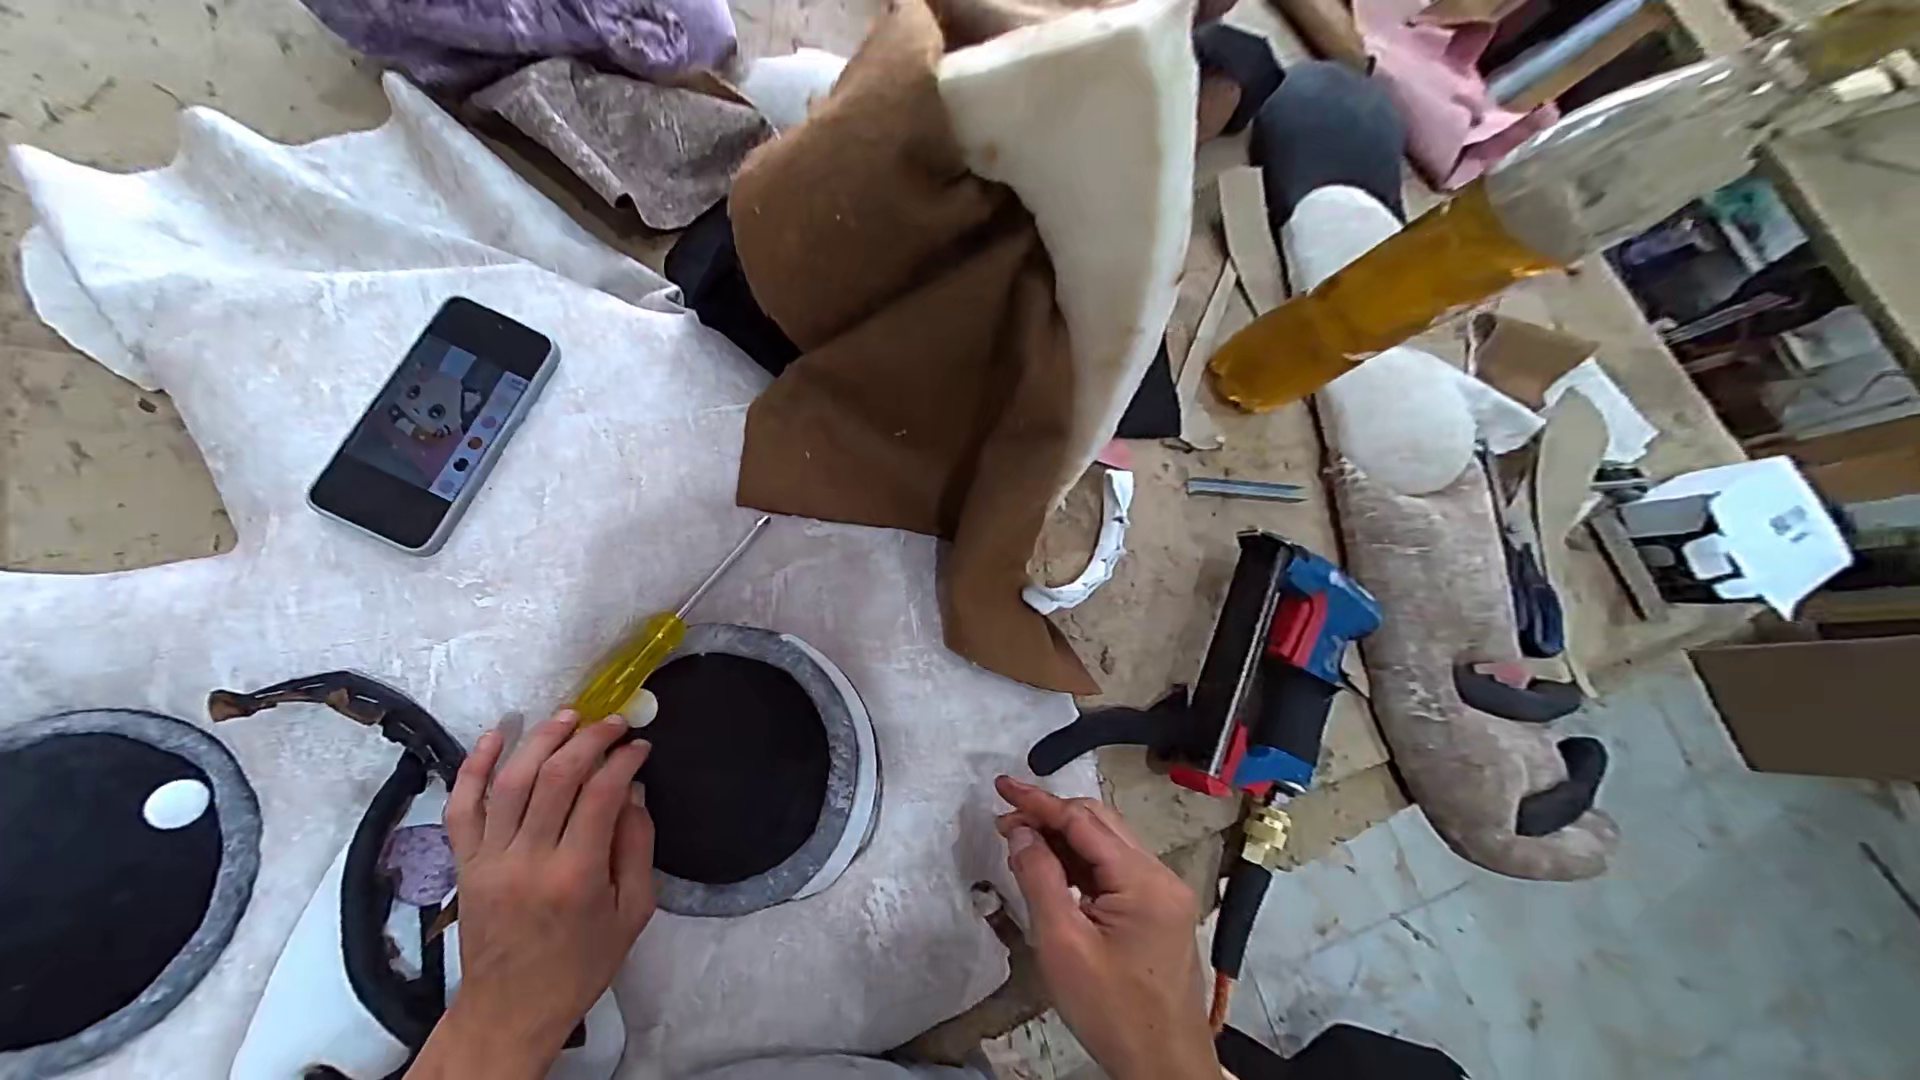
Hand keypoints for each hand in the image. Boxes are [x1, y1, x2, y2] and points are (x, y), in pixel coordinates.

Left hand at [408, 710, 656, 1079]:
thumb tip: (632, 790)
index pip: (601, 794)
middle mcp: (527, 860)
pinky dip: (475, 766)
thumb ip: (637, 845)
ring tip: (570, 715)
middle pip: (556, 777)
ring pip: (510, 782)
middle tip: (615, 722)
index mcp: (576, 875)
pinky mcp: (464, 864)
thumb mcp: (634, 909)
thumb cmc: (583, 962)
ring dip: (542, 739)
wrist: (510, 1010)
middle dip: (590, 738)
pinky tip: (496, 734)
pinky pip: (462, 807)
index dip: (625, 759)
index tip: (642, 746)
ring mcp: (488, 860)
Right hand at [994, 776, 1215, 1079]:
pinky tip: (1053, 868)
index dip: (1038, 801)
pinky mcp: (1159, 908)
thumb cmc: (1112, 1013)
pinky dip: (1080, 860)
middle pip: (1098, 823)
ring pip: (1106, 842)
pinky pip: (1114, 866)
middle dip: (1050, 815)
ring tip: (1022, 842)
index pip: (1082, 821)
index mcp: (1143, 880)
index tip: (1001, 785)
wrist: (1166, 1074)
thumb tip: (1021, 831)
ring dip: (1063, 837)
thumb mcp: (1063, 946)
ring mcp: (1163, 890)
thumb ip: (1039, 878)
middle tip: (1007, 824)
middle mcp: (1160, 874)